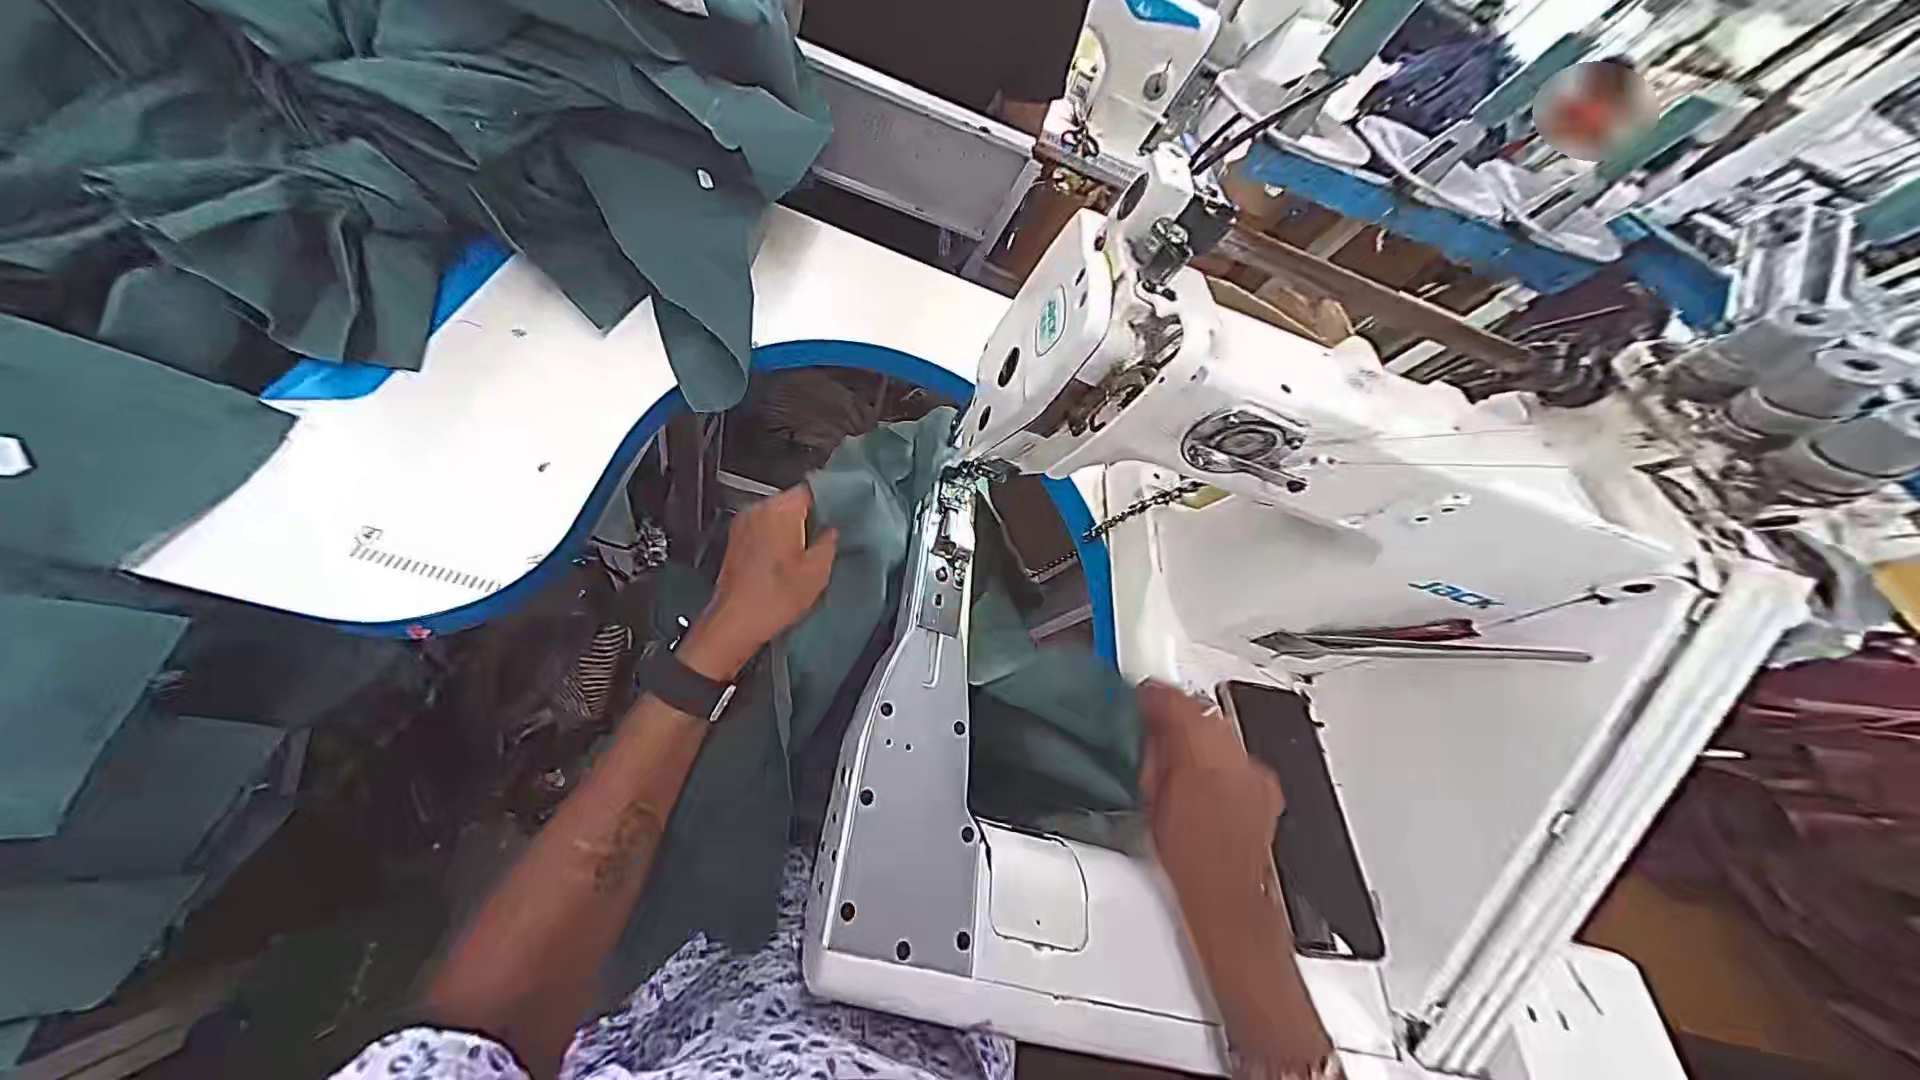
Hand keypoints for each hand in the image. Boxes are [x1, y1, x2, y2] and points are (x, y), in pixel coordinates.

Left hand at [679, 484, 837, 681]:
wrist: (736, 622)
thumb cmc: (773, 598)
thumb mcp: (818, 570)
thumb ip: (829, 542)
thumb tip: (831, 532)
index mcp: (780, 510)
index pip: (811, 489)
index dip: (830, 501)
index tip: (839, 515)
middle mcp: (758, 511)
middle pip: (793, 501)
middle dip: (811, 518)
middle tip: (825, 540)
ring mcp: (743, 525)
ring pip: (777, 516)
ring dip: (792, 529)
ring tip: (805, 555)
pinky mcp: (736, 541)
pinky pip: (763, 530)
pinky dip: (776, 540)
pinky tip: (785, 563)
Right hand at [1140, 683, 1336, 1075]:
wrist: (1230, 905)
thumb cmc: (1189, 864)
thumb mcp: (1151, 801)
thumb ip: (1151, 756)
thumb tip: (1145, 731)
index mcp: (1202, 760)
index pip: (1176, 705)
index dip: (1153, 694)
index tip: (1140, 693)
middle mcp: (1236, 762)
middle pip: (1202, 712)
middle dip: (1175, 708)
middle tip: (1152, 712)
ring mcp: (1255, 775)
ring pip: (1221, 729)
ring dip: (1196, 728)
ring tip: (1173, 740)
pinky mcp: (1265, 788)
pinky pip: (1236, 753)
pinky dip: (1216, 751)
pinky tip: (1200, 764)